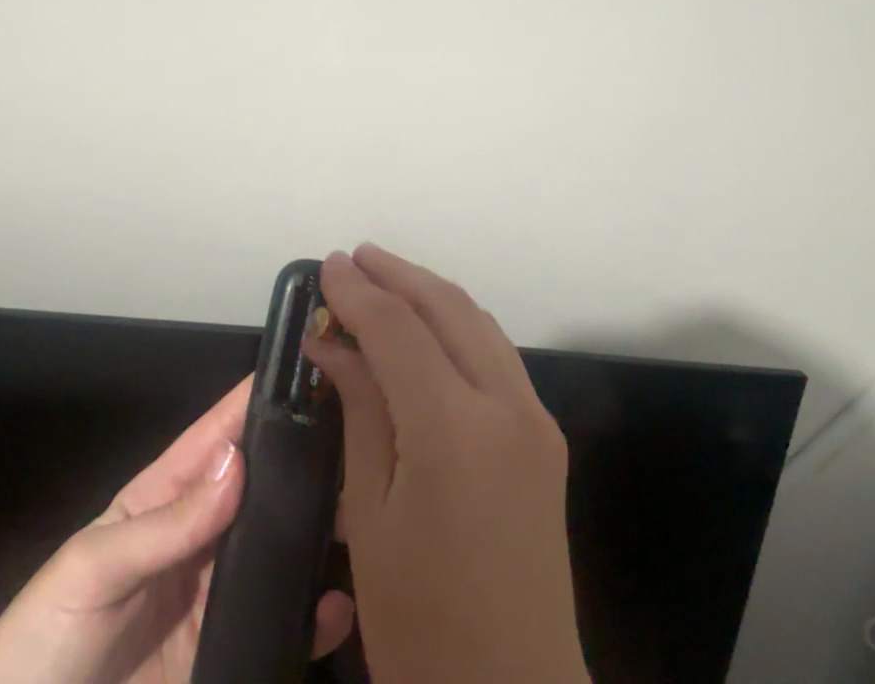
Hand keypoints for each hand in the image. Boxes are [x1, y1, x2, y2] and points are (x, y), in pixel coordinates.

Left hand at [0, 377, 354, 683]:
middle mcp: (202, 538)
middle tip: (363, 447)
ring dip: (320, 533)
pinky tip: (336, 606)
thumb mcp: (91, 572)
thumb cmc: (45, 639)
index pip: (216, 439)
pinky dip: (317, 615)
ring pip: (284, 548)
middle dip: (308, 466)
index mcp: (161, 501)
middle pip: (264, 489)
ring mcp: (220, 593)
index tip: (310, 372)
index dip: (257, 403)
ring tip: (365, 519)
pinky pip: (284, 623)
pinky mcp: (234, 645)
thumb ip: (163, 524)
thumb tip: (238, 463)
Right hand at [307, 245, 587, 683]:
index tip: (327, 266)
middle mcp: (508, 405)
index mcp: (455, 426)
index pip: (399, 330)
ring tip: (386, 281)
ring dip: (433, 297)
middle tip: (355, 258)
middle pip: (450, 310)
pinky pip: (500, 360)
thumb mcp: (368, 514)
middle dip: (400, 276)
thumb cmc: (419, 617)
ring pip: (483, 327)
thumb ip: (360, 413)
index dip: (360, 292)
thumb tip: (333, 344)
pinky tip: (429, 332)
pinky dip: (461, 331)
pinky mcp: (547, 439)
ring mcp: (537, 420)